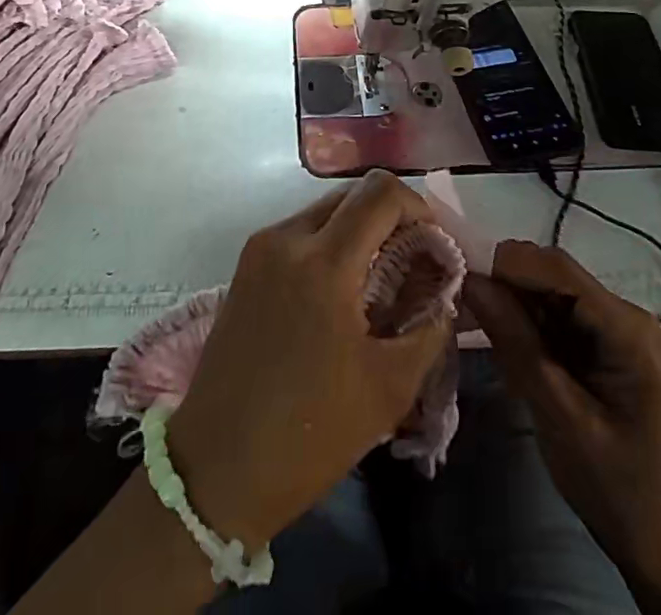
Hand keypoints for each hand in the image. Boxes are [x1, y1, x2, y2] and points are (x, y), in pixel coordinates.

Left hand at [166, 171, 451, 548]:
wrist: (218, 468)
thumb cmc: (310, 432)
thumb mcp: (391, 385)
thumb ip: (430, 325)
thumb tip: (443, 291)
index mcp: (323, 263)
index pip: (381, 192)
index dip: (419, 208)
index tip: (433, 248)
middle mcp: (285, 240)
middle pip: (353, 194)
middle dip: (392, 218)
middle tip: (413, 264)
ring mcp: (258, 252)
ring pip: (324, 212)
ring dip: (360, 233)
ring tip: (380, 284)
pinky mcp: (244, 270)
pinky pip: (299, 235)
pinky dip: (330, 247)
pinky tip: (342, 295)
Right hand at [463, 242, 660, 590]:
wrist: (655, 538)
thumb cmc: (607, 483)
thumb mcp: (555, 414)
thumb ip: (516, 343)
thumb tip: (473, 282)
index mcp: (633, 336)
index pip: (563, 273)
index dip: (510, 264)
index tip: (461, 273)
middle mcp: (637, 322)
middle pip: (563, 278)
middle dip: (511, 283)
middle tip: (466, 304)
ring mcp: (630, 335)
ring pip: (561, 294)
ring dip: (520, 303)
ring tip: (482, 324)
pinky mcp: (618, 349)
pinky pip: (569, 318)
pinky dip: (536, 324)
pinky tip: (513, 343)